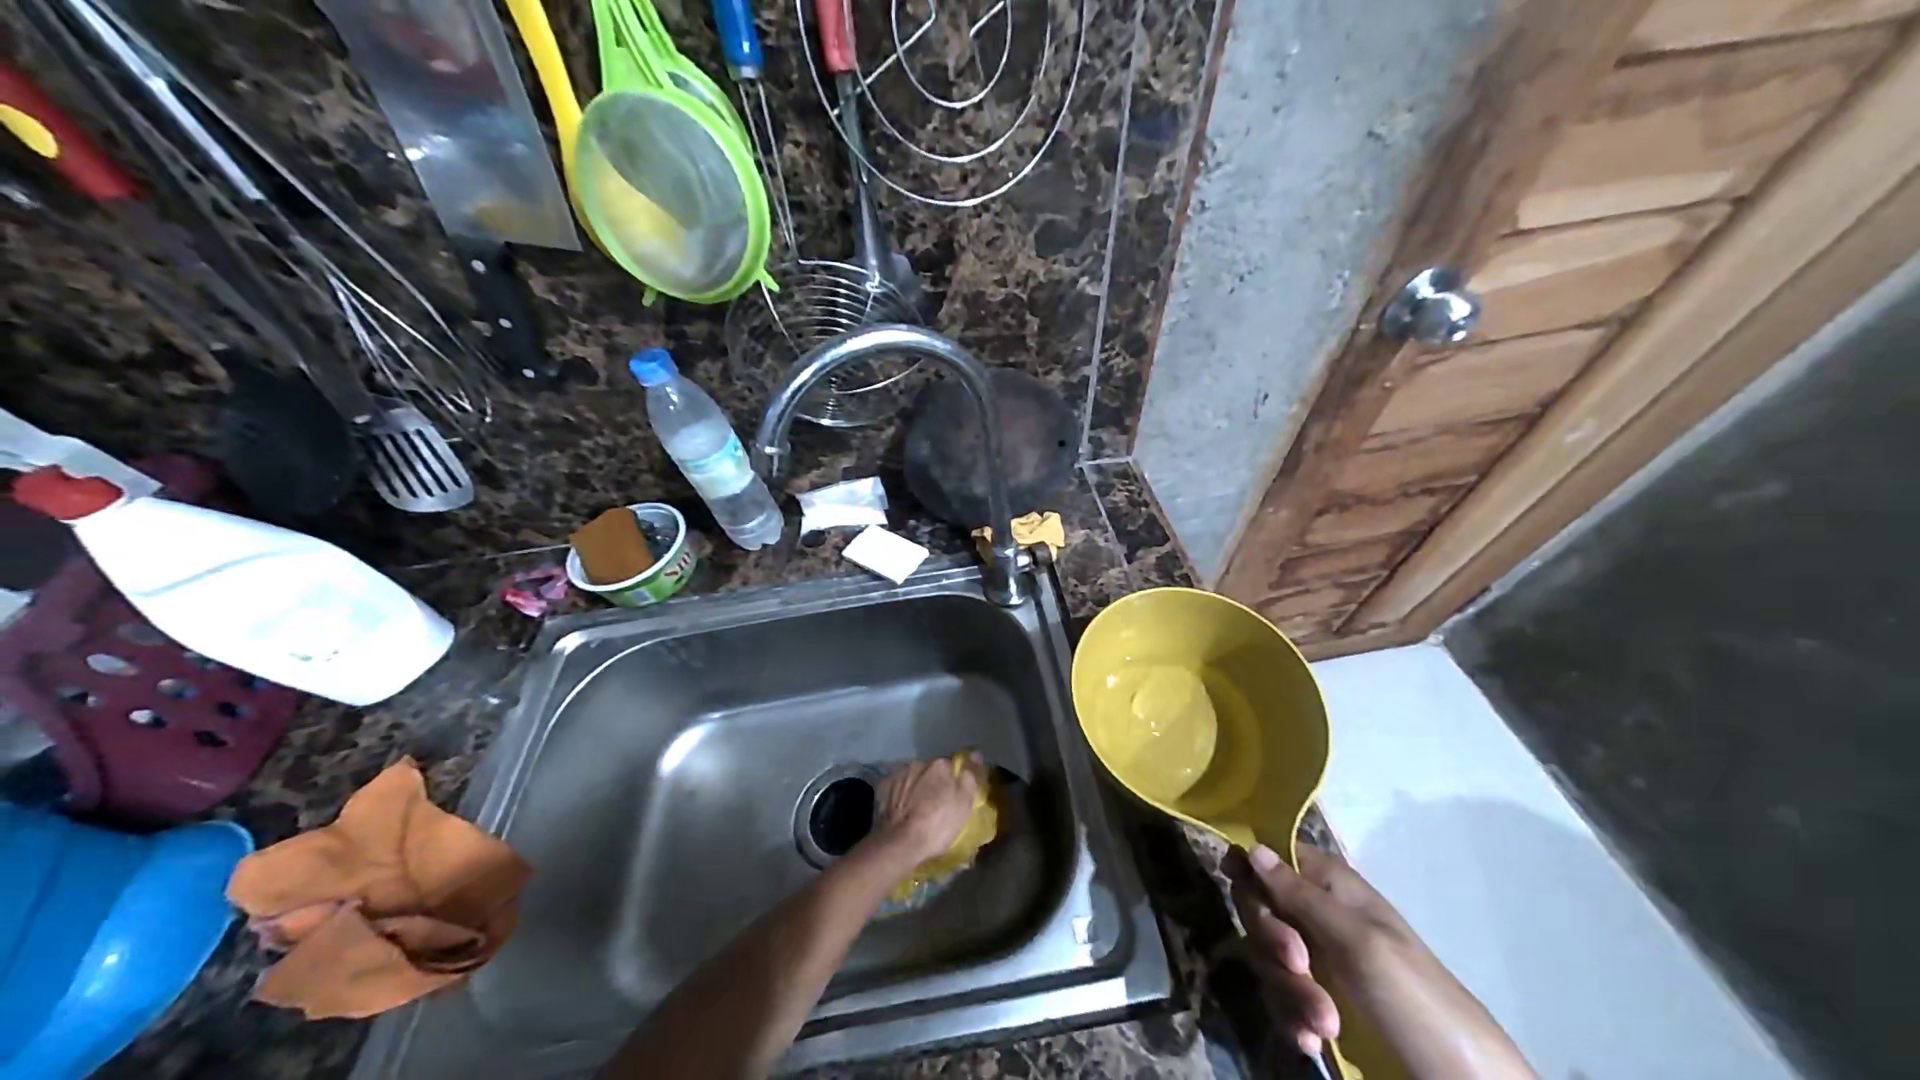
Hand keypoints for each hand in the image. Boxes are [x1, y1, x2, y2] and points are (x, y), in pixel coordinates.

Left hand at [872, 754, 980, 865]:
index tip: (955, 791)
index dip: (955, 778)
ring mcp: (898, 773)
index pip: (952, 764)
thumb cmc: (937, 825)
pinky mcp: (882, 785)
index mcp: (940, 765)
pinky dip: (900, 793)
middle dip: (934, 781)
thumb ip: (970, 776)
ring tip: (916, 808)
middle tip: (936, 803)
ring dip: (917, 786)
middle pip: (931, 769)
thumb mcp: (964, 804)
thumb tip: (975, 755)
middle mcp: (918, 762)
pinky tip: (901, 809)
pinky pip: (897, 785)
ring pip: (913, 776)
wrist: (900, 843)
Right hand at [1226, 843, 1536, 1079]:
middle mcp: (1320, 918)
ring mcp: (1319, 964)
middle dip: (1273, 941)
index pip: (1273, 856)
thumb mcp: (1359, 942)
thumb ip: (1300, 895)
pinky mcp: (1316, 1005)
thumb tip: (1254, 847)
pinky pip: (1278, 999)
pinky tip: (1312, 1041)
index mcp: (1334, 888)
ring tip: (1324, 1024)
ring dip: (1288, 991)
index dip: (1250, 869)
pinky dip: (1290, 1019)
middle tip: (1300, 966)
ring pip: (1266, 958)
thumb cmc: (1417, 1001)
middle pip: (1259, 907)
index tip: (1242, 890)